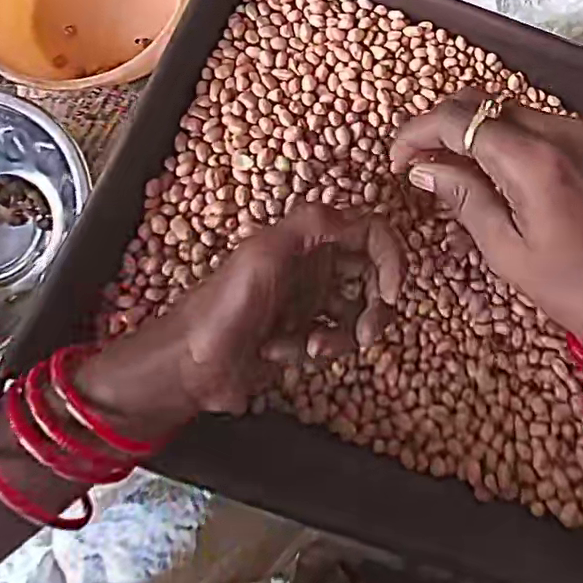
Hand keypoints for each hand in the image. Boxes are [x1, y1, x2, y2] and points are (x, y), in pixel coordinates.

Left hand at [76, 204, 404, 434]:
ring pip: (358, 312)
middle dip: (375, 307)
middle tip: (366, 334)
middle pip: (372, 276)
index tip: (391, 292)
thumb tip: (362, 217)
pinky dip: (317, 350)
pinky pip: (335, 339)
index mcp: (308, 237)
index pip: (369, 233)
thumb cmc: (226, 303)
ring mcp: (310, 299)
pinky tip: (283, 353)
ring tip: (313, 347)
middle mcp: (314, 264)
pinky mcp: (304, 333)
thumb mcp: (267, 253)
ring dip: (344, 335)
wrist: (191, 364)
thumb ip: (315, 224)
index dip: (390, 257)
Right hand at [387, 87, 582, 347]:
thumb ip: (463, 196)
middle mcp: (560, 131)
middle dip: (441, 126)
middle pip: (480, 102)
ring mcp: (582, 132)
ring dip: (471, 130)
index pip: (457, 120)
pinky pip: (534, 124)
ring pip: (506, 109)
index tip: (398, 159)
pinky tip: (493, 172)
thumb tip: (422, 167)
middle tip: (420, 164)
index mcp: (535, 161)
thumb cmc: (576, 289)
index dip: (416, 133)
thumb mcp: (506, 250)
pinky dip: (503, 138)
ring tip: (453, 171)